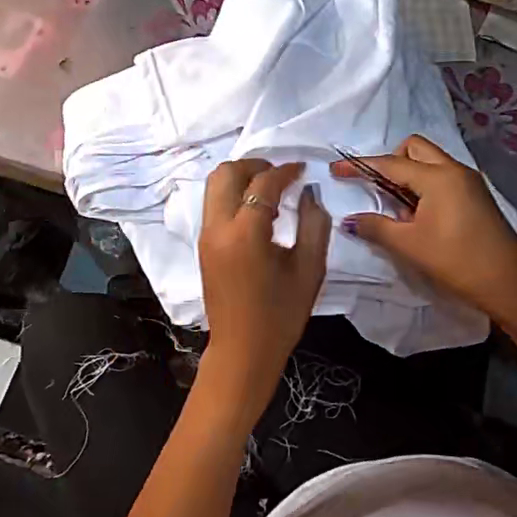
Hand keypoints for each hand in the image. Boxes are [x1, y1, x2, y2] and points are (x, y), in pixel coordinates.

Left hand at [197, 159, 330, 381]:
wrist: (242, 350)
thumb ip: (314, 224)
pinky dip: (232, 195)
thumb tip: (310, 194)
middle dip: (255, 166)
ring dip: (240, 178)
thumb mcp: (309, 269)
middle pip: (226, 173)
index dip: (286, 171)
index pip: (263, 184)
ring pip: (214, 186)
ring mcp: (206, 237)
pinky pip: (213, 205)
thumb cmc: (281, 315)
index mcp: (245, 233)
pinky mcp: (202, 246)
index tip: (303, 170)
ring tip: (270, 189)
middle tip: (282, 175)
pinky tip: (257, 209)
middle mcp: (218, 228)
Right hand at [331, 134, 516, 329]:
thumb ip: (375, 227)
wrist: (508, 283)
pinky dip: (423, 186)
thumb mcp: (408, 245)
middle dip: (390, 162)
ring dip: (407, 176)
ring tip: (398, 211)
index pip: (390, 163)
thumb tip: (350, 220)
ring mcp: (468, 182)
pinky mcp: (475, 196)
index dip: (360, 167)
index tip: (336, 169)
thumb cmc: (455, 261)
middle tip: (376, 190)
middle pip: (414, 149)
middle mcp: (454, 170)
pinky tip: (418, 217)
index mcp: (437, 177)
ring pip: (430, 162)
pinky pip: (442, 177)